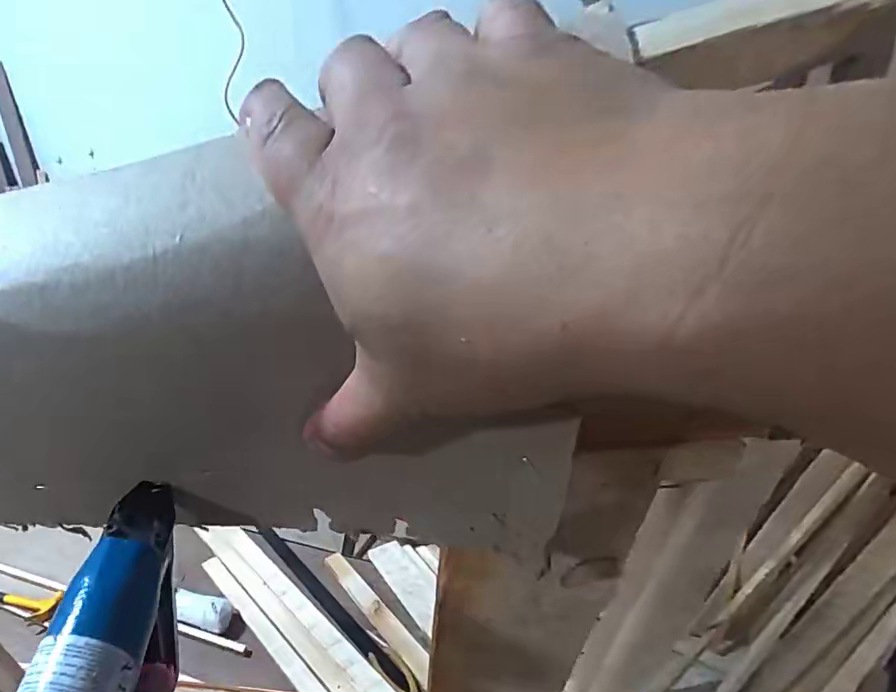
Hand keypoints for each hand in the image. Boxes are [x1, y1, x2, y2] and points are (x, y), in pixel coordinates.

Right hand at [240, 0, 796, 456]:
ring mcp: (464, 73)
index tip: (277, 126)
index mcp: (337, 201)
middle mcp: (386, 121)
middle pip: (343, 67)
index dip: (268, 122)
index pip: (274, 135)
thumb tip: (316, 445)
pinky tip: (520, 85)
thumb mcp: (408, 391)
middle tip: (382, 142)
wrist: (628, 256)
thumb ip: (354, 416)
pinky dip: (498, 42)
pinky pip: (499, 15)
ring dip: (419, 66)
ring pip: (417, 33)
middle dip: (350, 94)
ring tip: (450, 114)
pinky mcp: (542, 47)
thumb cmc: (489, 335)